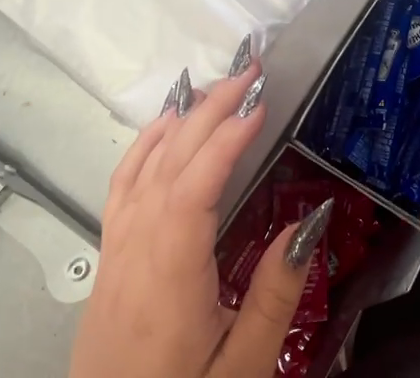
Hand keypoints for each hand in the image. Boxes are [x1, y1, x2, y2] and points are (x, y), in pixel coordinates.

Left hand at [69, 60, 316, 377]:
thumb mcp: (243, 366)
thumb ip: (275, 296)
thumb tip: (309, 222)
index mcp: (169, 277)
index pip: (194, 187)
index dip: (226, 138)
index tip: (259, 101)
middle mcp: (135, 254)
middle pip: (167, 164)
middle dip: (208, 110)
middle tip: (247, 71)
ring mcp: (116, 256)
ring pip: (141, 170)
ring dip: (177, 121)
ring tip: (211, 85)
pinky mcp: (110, 264)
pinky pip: (121, 190)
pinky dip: (143, 149)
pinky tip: (161, 131)